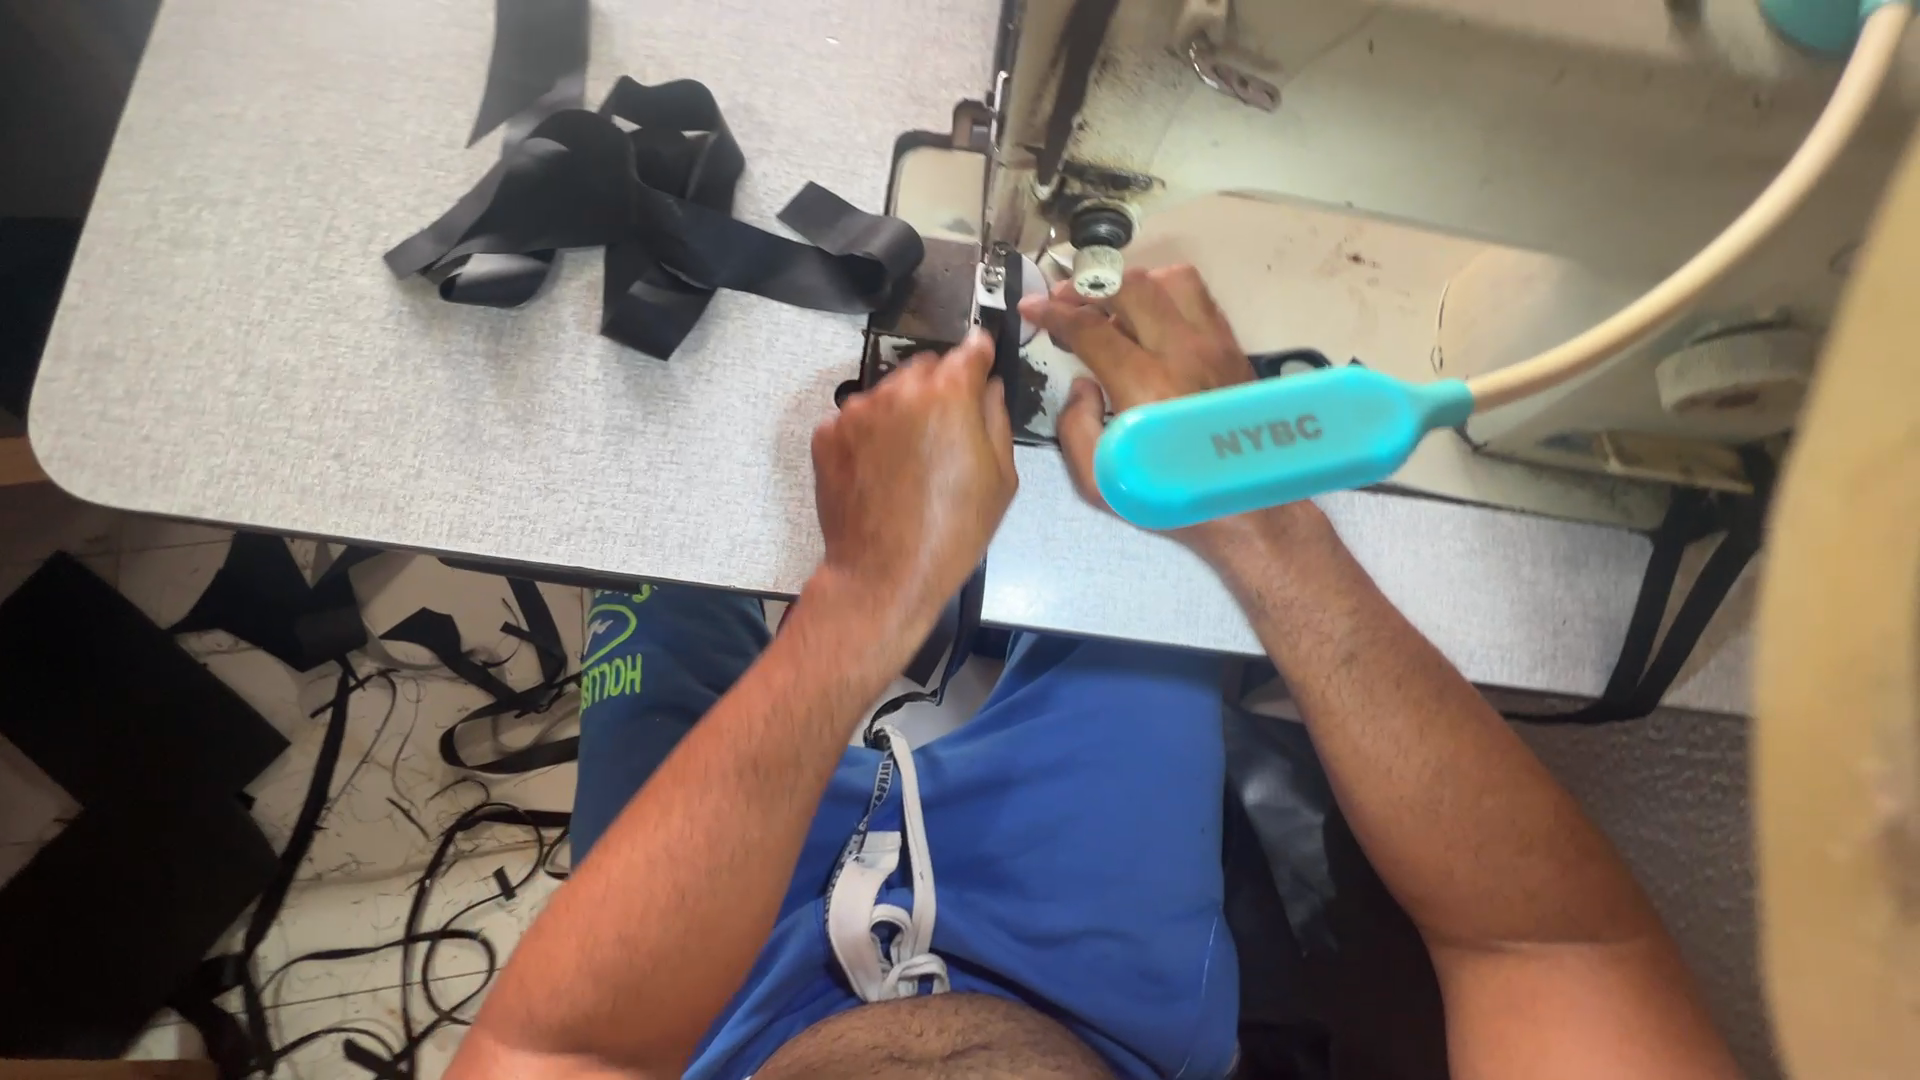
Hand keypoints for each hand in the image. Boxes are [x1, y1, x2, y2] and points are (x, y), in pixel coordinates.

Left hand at [808, 328, 1017, 643]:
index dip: (979, 354)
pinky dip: (868, 435)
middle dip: (939, 389)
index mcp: (948, 394)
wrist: (884, 574)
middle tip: (945, 434)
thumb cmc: (952, 532)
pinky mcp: (827, 434)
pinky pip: (856, 420)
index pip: (970, 349)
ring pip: (887, 393)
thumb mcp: (1000, 479)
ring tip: (908, 461)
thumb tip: (988, 388)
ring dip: (901, 412)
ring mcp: (855, 411)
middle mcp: (898, 390)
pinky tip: (879, 472)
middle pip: (925, 368)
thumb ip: (996, 418)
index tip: (982, 360)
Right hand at [1018, 265, 1326, 557]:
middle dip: (1088, 286)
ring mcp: (1215, 344)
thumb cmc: (1167, 497)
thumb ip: (1075, 429)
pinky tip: (1151, 317)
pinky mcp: (1234, 347)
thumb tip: (1081, 386)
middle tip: (1064, 298)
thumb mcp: (1100, 481)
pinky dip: (1167, 293)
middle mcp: (1183, 352)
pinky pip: (1200, 297)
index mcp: (1145, 385)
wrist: (1247, 507)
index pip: (1090, 329)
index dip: (1053, 312)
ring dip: (1134, 283)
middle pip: (1130, 288)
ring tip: (1112, 304)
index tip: (1031, 307)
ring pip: (1172, 280)